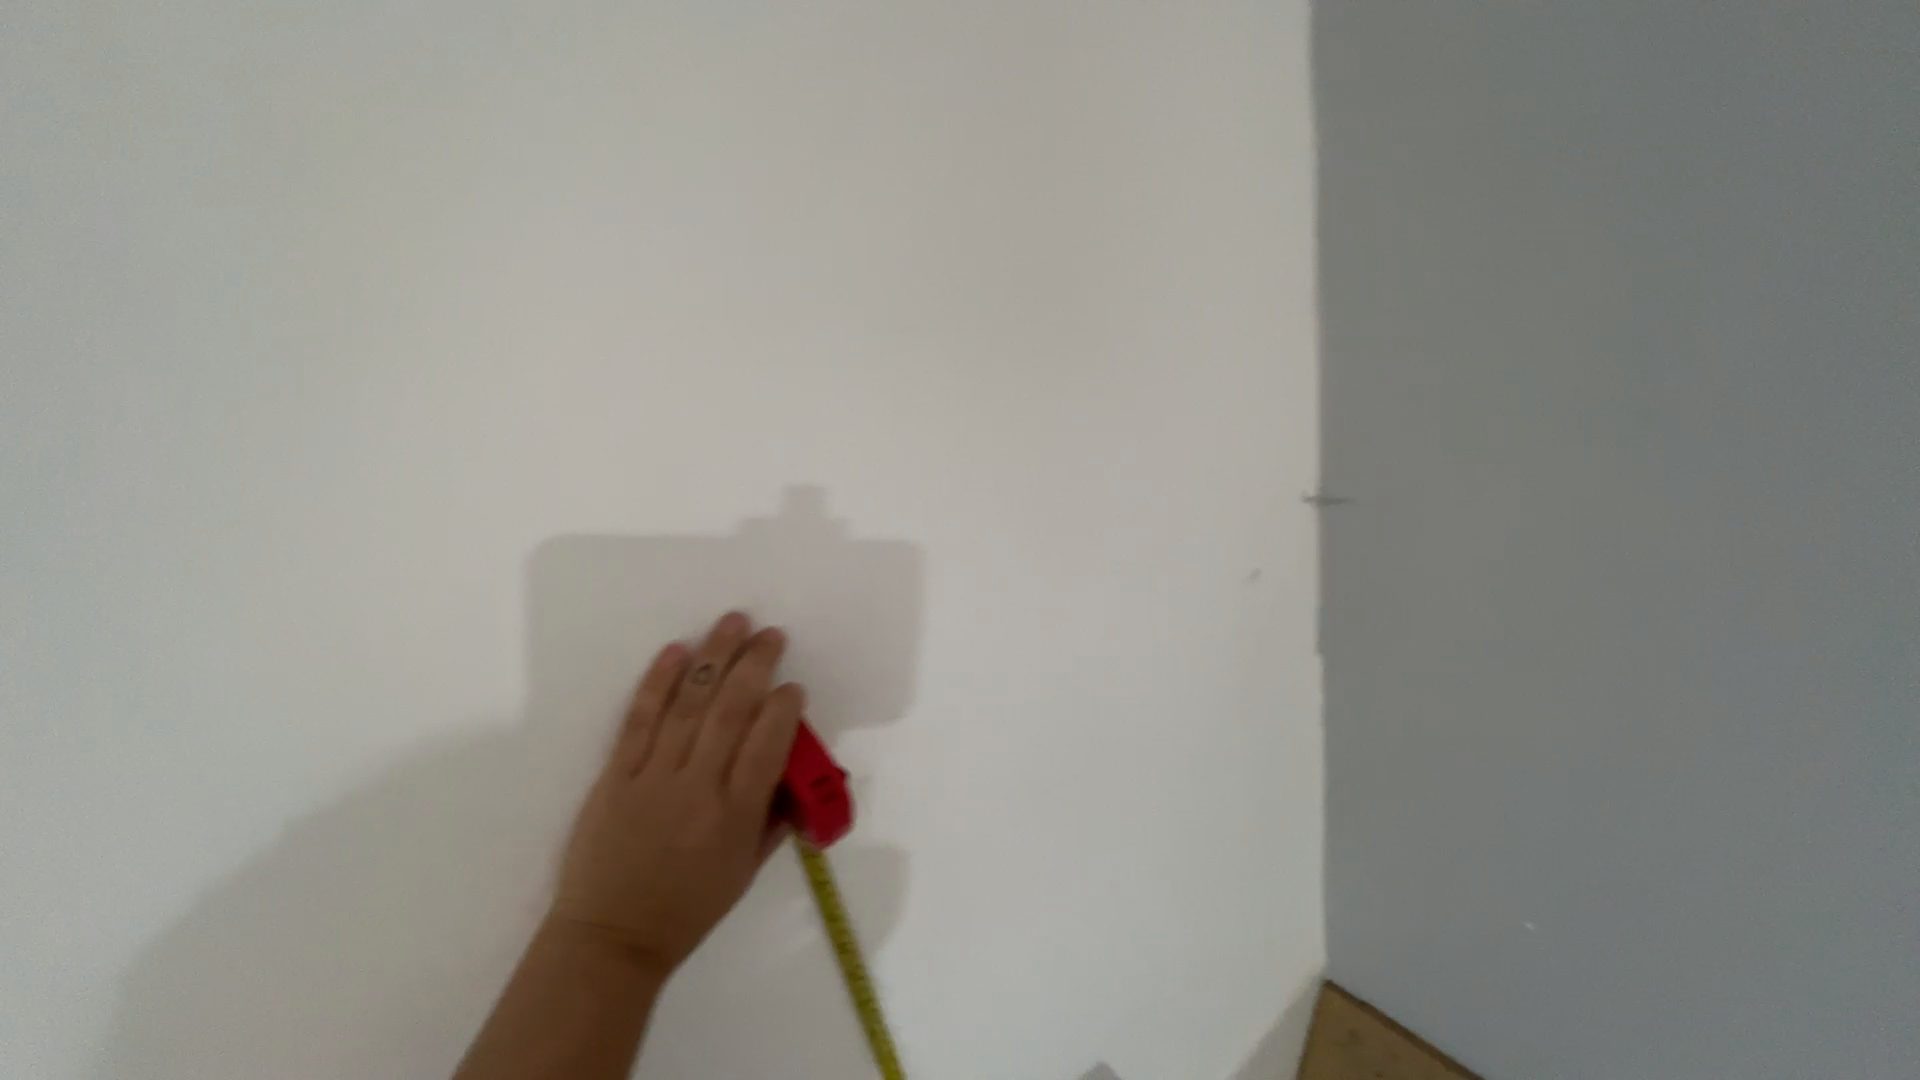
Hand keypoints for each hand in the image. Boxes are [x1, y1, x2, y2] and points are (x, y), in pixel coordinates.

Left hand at [550, 612, 805, 975]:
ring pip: (689, 704)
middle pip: (730, 711)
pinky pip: (639, 719)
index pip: (767, 745)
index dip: (783, 709)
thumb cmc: (688, 909)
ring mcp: (653, 777)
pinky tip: (674, 651)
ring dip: (712, 658)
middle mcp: (698, 787)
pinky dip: (657, 683)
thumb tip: (793, 773)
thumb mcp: (746, 871)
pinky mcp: (616, 774)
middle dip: (754, 665)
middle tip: (771, 633)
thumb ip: (773, 818)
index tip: (794, 686)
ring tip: (731, 622)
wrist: (610, 937)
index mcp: (735, 816)